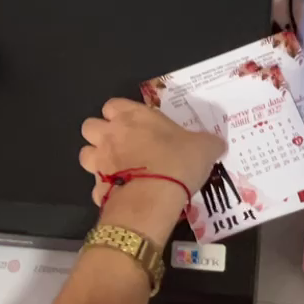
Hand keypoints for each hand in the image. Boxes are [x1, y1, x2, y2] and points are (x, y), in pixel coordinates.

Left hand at [78, 98, 224, 208]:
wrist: (153, 198)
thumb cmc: (177, 161)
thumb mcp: (204, 147)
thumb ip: (209, 142)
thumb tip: (217, 144)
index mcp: (131, 116)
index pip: (112, 104)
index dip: (120, 114)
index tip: (136, 125)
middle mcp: (109, 134)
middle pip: (90, 126)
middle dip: (101, 134)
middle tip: (123, 146)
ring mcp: (99, 162)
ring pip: (85, 153)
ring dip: (97, 159)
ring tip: (118, 169)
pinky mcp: (96, 189)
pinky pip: (97, 185)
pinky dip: (106, 189)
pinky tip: (124, 195)